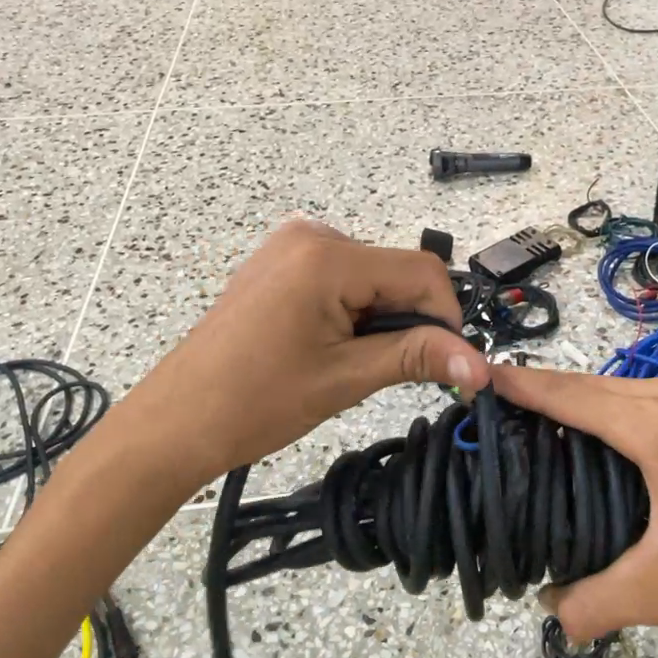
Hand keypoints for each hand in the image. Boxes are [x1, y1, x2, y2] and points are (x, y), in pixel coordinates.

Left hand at [121, 221, 488, 488]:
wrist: (174, 422)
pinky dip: (354, 309)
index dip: (446, 317)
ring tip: (351, 362)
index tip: (449, 364)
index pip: (422, 271)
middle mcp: (312, 235)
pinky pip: (342, 276)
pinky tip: (330, 344)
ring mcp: (291, 245)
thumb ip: (418, 357)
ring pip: (373, 276)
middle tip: (389, 370)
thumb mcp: (346, 378)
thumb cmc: (255, 402)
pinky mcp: (280, 261)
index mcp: (328, 256)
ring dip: (381, 317)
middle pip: (397, 271)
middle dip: (408, 320)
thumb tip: (482, 365)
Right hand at [492, 365, 657, 640]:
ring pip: (608, 389)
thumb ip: (594, 602)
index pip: (568, 395)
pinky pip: (629, 402)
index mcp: (652, 425)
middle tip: (485, 412)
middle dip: (535, 390)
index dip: (518, 385)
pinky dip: (596, 411)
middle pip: (584, 383)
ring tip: (522, 425)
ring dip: (566, 400)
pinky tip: (581, 442)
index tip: (472, 377)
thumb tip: (549, 611)